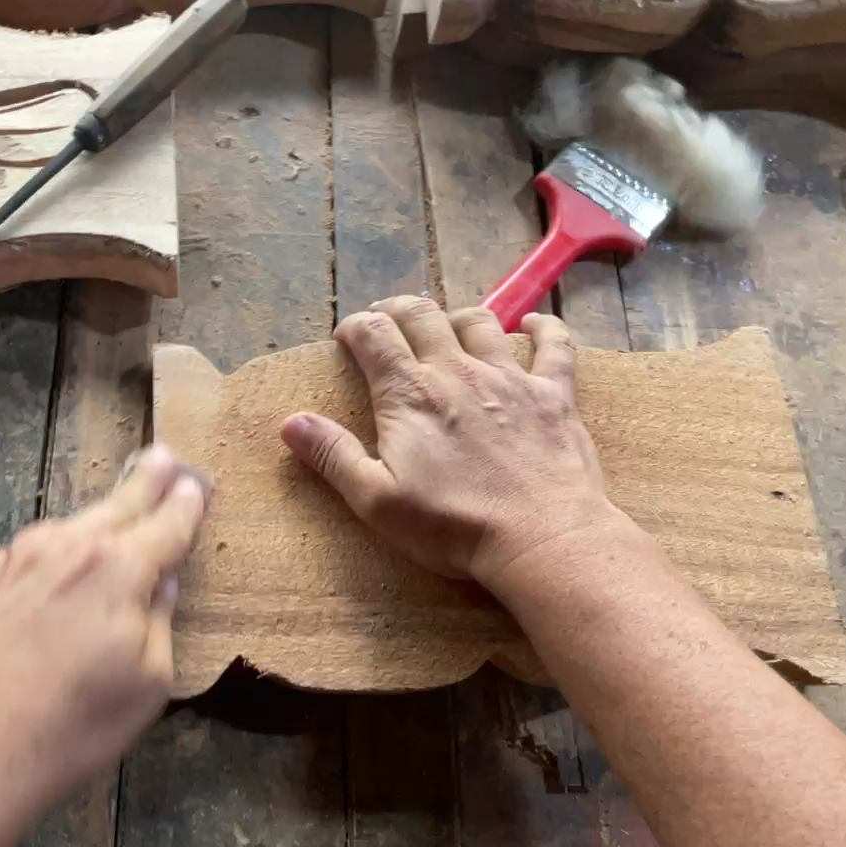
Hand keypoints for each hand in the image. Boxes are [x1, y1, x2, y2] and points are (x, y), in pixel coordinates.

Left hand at [0, 446, 207, 846]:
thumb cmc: (69, 730)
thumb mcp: (147, 685)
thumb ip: (160, 620)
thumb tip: (162, 580)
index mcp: (120, 567)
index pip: (168, 523)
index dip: (187, 503)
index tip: (197, 484)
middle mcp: (66, 545)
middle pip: (118, 504)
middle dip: (147, 480)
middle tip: (163, 457)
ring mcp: (13, 556)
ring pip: (68, 529)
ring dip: (95, 523)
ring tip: (110, 524)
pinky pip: (27, 559)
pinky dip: (47, 562)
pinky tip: (44, 592)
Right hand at [281, 296, 628, 587]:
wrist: (541, 537)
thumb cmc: (450, 525)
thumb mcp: (375, 499)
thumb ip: (332, 455)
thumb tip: (292, 422)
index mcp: (409, 394)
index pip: (374, 336)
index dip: (356, 327)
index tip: (346, 337)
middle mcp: (457, 371)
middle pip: (423, 316)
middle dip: (397, 309)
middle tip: (386, 319)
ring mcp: (509, 378)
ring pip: (480, 322)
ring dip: (455, 317)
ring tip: (445, 326)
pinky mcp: (553, 394)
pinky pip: (553, 345)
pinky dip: (542, 328)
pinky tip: (532, 324)